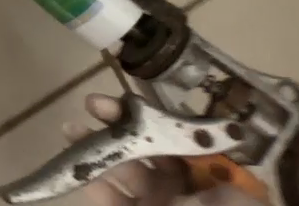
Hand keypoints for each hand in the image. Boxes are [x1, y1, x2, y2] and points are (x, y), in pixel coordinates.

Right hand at [64, 95, 261, 205]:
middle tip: (93, 105)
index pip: (185, 141)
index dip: (159, 118)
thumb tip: (208, 151)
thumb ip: (228, 182)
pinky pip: (107, 197)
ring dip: (96, 146)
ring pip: (122, 168)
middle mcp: (186, 194)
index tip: (132, 102)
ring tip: (70, 129)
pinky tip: (75, 169)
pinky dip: (90, 182)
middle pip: (148, 148)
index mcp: (218, 188)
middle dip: (119, 125)